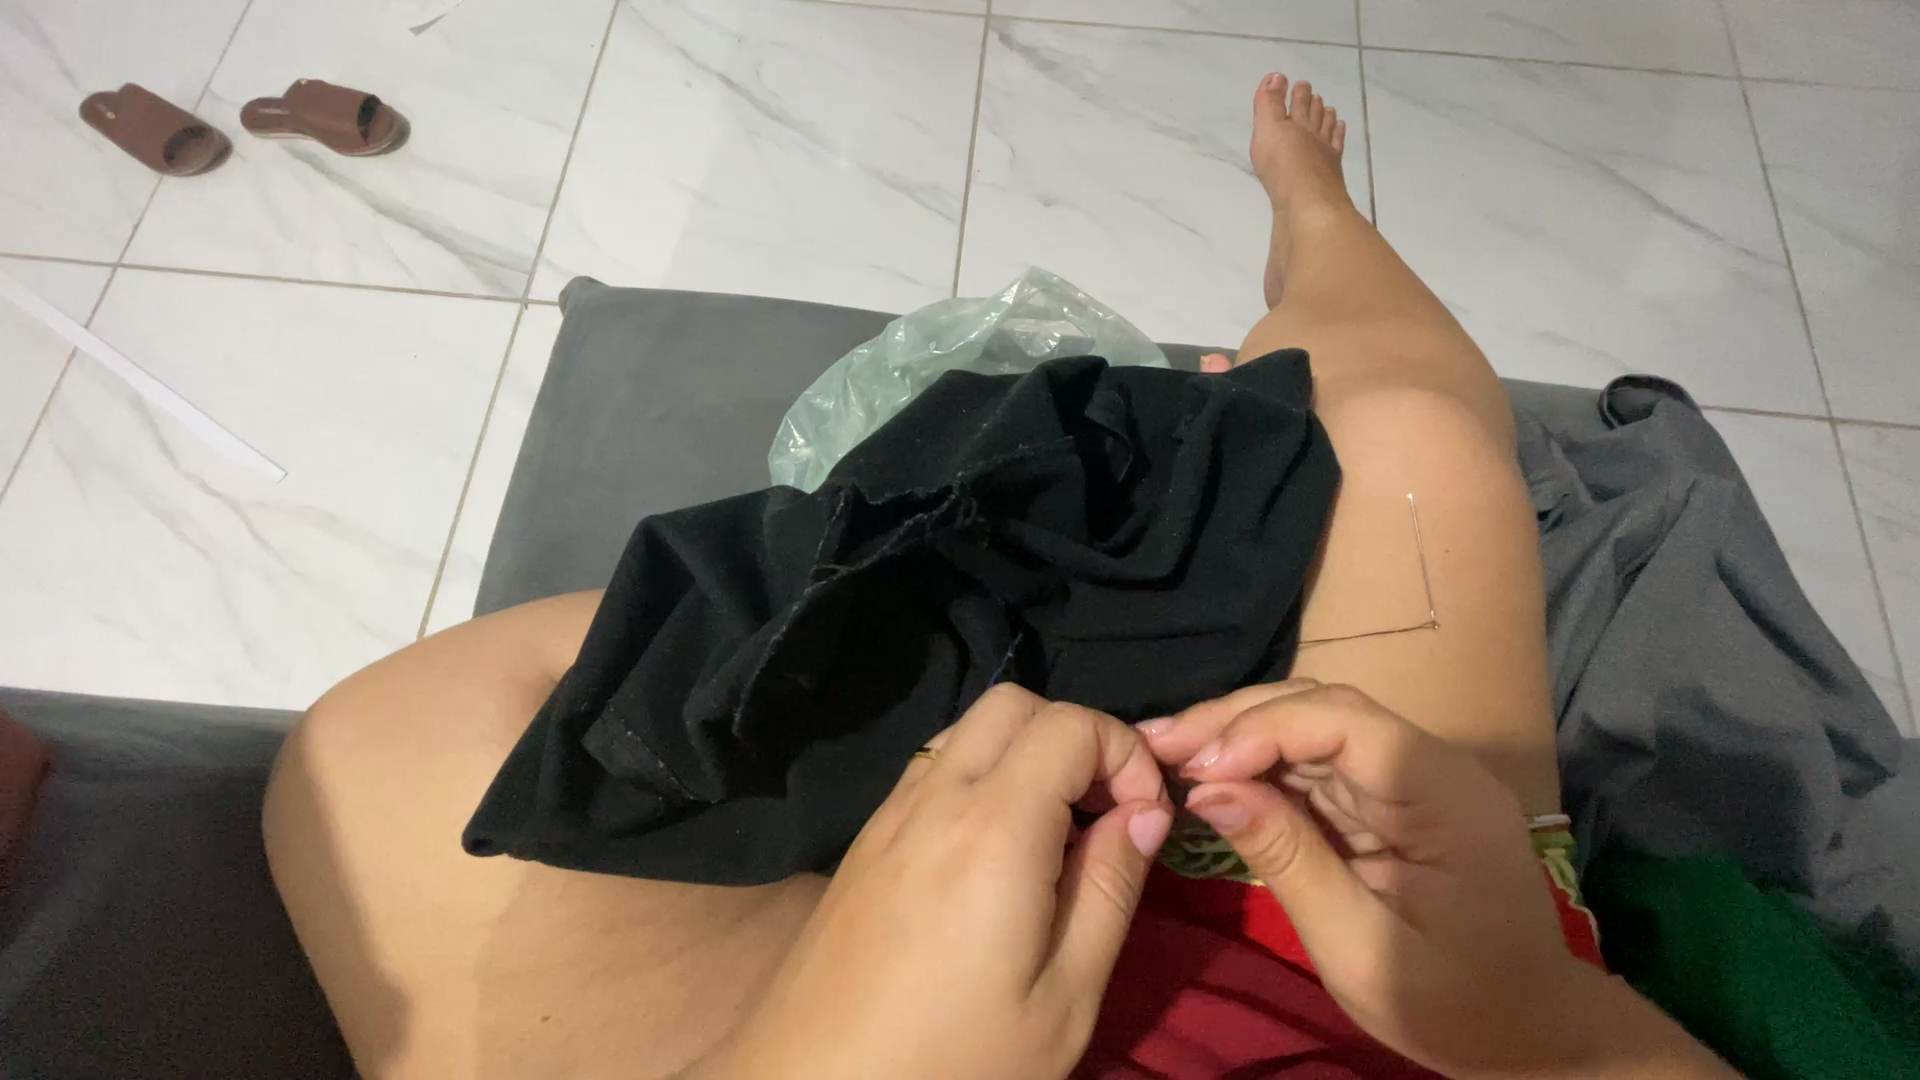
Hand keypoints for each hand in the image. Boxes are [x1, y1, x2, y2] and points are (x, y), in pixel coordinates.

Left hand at [695, 685, 1174, 1079]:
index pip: (1070, 725)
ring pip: (969, 724)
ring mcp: (894, 808)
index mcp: (994, 826)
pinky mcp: (869, 832)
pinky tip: (990, 844)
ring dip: (1024, 748)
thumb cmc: (953, 1060)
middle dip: (1074, 734)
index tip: (1144, 816)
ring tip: (1051, 828)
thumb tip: (1146, 812)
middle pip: (1014, 701)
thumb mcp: (1063, 998)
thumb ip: (1110, 888)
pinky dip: (980, 768)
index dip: (1124, 753)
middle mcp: (938, 794)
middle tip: (1100, 811)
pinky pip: (935, 762)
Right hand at [1141, 680, 1734, 1078]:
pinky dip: (1252, 754)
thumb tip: (1207, 790)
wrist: (1527, 1030)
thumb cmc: (1452, 1003)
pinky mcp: (1380, 784)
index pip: (1347, 723)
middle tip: (1158, 741)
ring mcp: (1403, 768)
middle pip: (1320, 704)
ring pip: (1306, 717)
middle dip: (1234, 718)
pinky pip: (1307, 751)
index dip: (1265, 729)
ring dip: (1233, 728)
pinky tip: (1206, 762)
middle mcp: (1426, 761)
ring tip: (1167, 744)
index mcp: (1442, 795)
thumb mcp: (1357, 949)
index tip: (1198, 767)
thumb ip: (1286, 859)